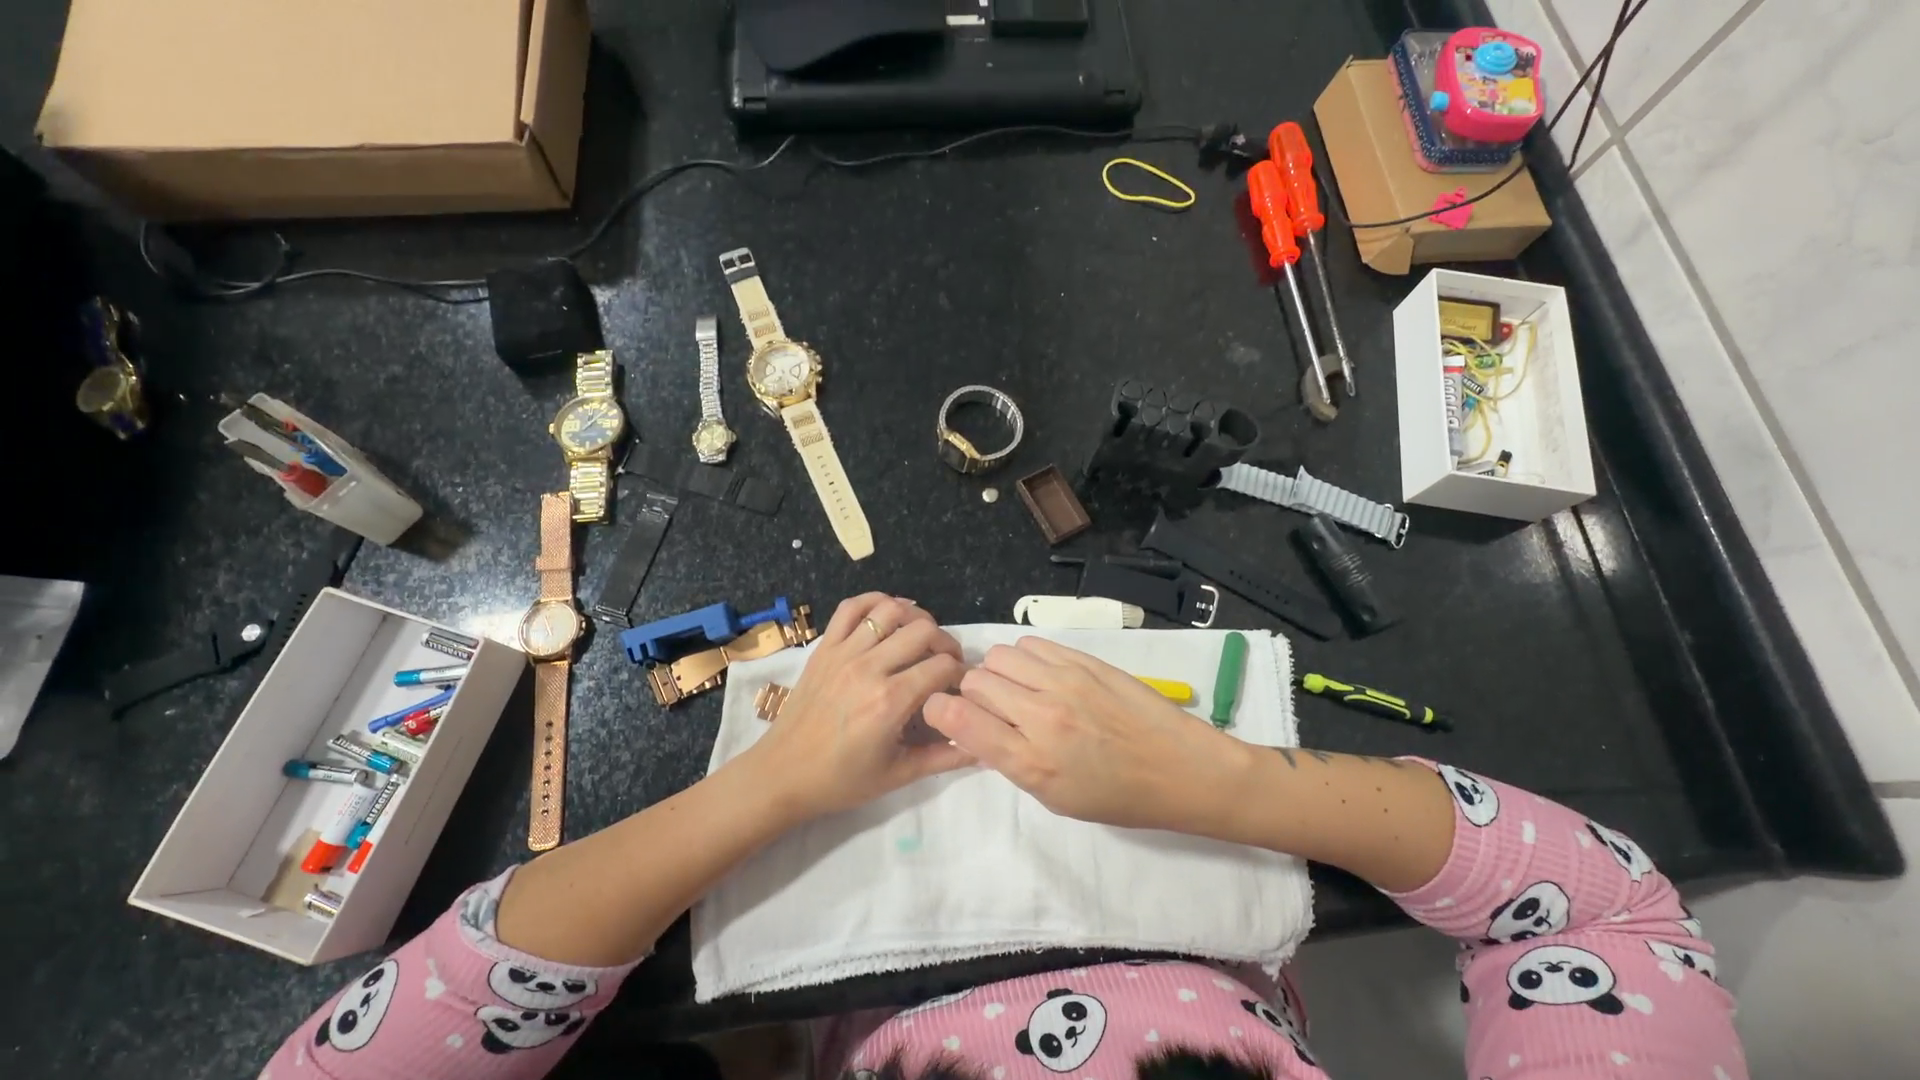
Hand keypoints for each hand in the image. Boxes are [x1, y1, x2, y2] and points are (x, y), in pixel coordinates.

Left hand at [733, 593, 973, 822]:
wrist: (783, 775)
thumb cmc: (842, 780)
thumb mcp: (899, 775)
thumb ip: (945, 758)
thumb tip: (984, 749)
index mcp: (890, 701)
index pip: (943, 667)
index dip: (961, 673)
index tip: (962, 687)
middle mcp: (869, 668)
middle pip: (923, 631)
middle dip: (945, 643)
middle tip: (946, 662)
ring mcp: (843, 653)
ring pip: (890, 610)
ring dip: (915, 617)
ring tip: (921, 636)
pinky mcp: (824, 647)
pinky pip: (851, 608)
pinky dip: (874, 601)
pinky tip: (889, 614)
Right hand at [923, 637, 1251, 832]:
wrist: (1181, 769)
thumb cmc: (1118, 797)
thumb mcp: (1055, 797)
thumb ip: (1010, 761)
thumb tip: (977, 731)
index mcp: (1031, 762)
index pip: (958, 719)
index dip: (939, 713)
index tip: (944, 716)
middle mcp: (1041, 716)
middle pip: (975, 682)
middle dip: (972, 696)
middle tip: (992, 711)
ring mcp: (1064, 682)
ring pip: (999, 656)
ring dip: (998, 674)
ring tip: (1018, 692)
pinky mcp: (1084, 661)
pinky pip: (1031, 644)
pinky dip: (1025, 659)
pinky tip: (1041, 677)